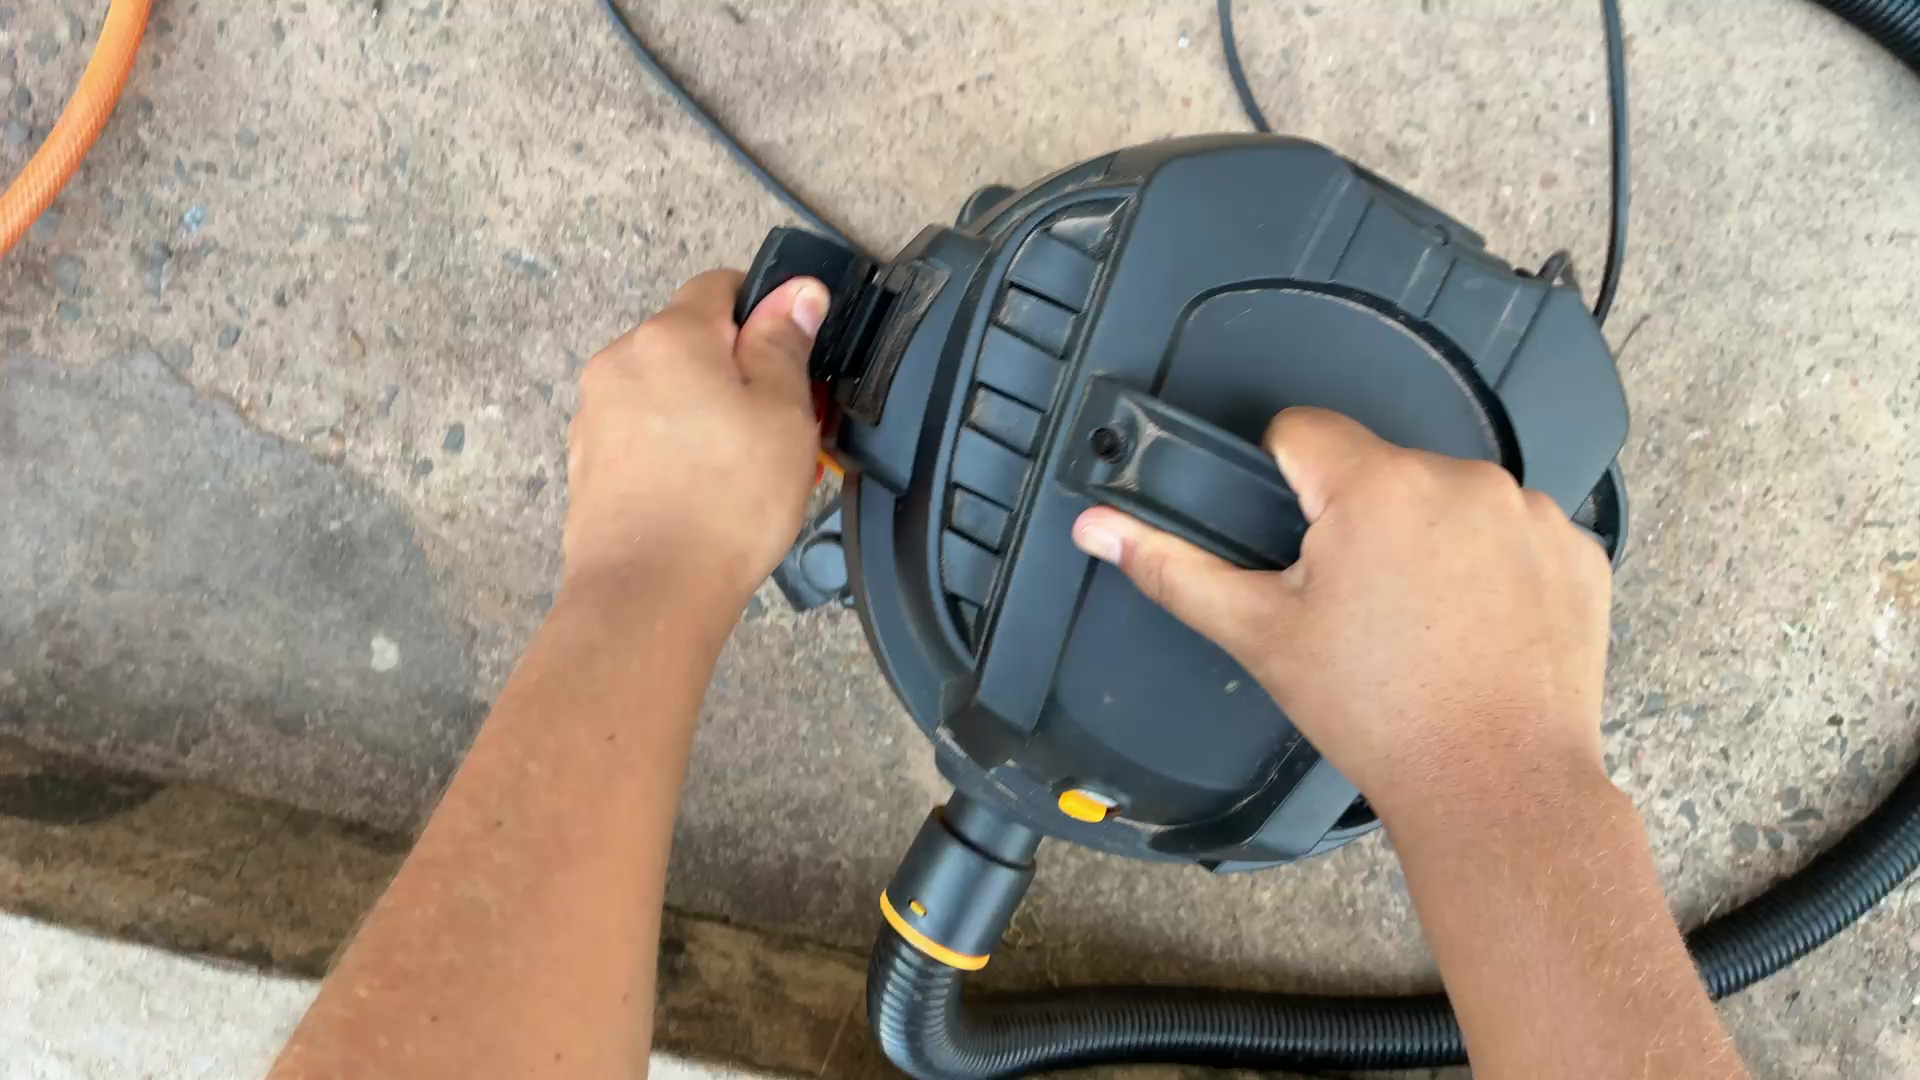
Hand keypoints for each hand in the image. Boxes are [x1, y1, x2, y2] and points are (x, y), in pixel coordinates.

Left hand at [563, 269, 826, 610]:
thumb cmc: (728, 503)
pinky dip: (678, 445)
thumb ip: (786, 344)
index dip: (766, 314)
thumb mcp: (783, 415)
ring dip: (708, 411)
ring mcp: (596, 413)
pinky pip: (646, 432)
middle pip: (693, 342)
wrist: (653, 591)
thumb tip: (798, 291)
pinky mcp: (589, 460)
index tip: (791, 360)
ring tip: (745, 469)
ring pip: (669, 390)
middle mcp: (621, 361)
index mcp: (672, 337)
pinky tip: (706, 490)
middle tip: (779, 427)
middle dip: (738, 371)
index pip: (722, 286)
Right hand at [1070, 408, 1614, 820]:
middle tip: (1341, 594)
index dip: (1276, 473)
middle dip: (1345, 512)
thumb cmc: (1373, 708)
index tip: (1285, 531)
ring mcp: (1529, 510)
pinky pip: (1502, 523)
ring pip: (1434, 492)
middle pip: (1369, 465)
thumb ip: (1169, 566)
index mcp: (1374, 488)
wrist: (1495, 786)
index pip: (1301, 429)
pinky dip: (1477, 555)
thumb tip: (1097, 527)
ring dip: (1411, 531)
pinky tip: (1462, 618)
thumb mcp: (1254, 632)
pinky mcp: (1575, 547)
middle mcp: (1460, 478)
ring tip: (1404, 611)